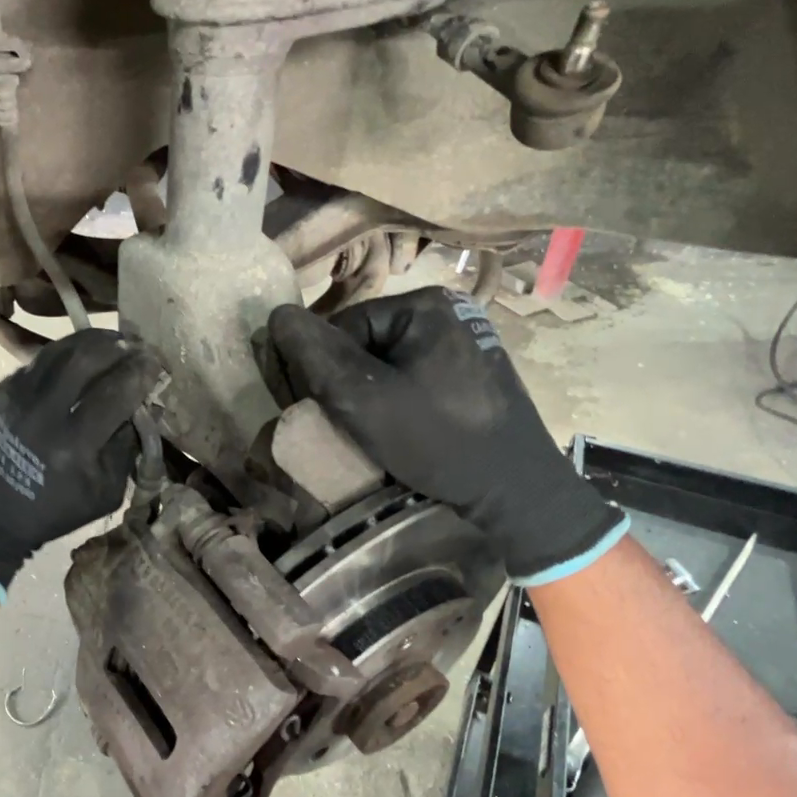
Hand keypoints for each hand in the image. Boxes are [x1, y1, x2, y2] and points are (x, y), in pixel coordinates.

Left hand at [0, 329, 160, 599]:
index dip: (141, 371)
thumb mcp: (105, 492)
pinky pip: (33, 365)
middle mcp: (41, 415)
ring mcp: (12, 400)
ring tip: (109, 342)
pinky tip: (74, 361)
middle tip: (134, 344)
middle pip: (85, 359)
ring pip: (56, 352)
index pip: (116, 392)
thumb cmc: (53, 510)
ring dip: (88, 342)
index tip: (156, 362)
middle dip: (117, 346)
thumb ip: (126, 446)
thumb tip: (141, 404)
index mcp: (74, 446)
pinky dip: (60, 359)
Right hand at [256, 288, 625, 584]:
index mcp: (424, 304)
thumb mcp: (364, 399)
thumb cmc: (438, 439)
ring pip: (387, 364)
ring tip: (375, 430)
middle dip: (350, 382)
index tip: (328, 408)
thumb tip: (278, 315)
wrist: (519, 492)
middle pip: (365, 344)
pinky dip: (399, 402)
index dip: (324, 369)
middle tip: (351, 423)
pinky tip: (404, 430)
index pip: (341, 326)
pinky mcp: (473, 373)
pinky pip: (415, 379)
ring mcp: (465, 342)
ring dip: (372, 395)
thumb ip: (316, 355)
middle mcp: (449, 312)